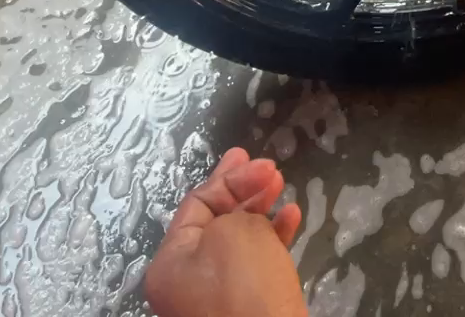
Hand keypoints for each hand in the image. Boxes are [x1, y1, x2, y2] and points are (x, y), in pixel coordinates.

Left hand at [146, 147, 306, 316]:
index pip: (198, 204)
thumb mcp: (236, 231)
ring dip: (262, 209)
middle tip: (265, 165)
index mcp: (171, 264)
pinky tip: (293, 215)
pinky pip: (257, 262)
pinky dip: (274, 237)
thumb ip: (237, 212)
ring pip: (239, 240)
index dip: (231, 177)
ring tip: (281, 186)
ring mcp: (215, 300)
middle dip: (243, 189)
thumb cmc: (243, 287)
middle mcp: (187, 282)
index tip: (261, 163)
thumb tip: (246, 220)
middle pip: (216, 220)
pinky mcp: (245, 309)